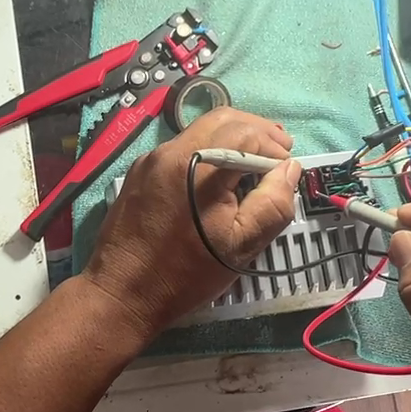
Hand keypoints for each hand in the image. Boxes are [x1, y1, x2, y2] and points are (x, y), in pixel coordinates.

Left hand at [81, 108, 299, 339]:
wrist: (121, 292)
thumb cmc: (184, 273)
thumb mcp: (242, 246)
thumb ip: (273, 204)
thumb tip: (288, 169)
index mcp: (197, 165)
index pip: (246, 133)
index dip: (274, 145)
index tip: (287, 167)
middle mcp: (171, 151)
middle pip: (222, 119)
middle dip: (256, 131)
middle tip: (279, 149)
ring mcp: (151, 159)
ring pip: (200, 131)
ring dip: (231, 140)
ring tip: (253, 162)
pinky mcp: (140, 172)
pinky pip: (181, 149)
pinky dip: (207, 152)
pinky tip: (218, 178)